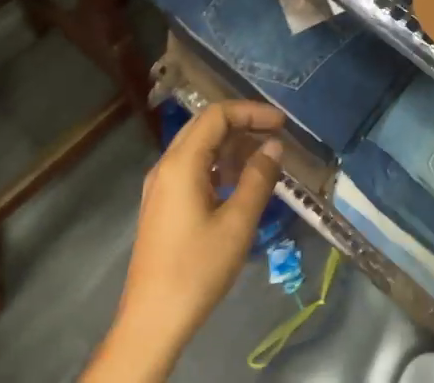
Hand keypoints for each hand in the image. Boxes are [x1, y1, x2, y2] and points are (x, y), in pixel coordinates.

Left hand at [91, 100, 284, 379]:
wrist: (152, 320)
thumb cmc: (197, 269)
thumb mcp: (237, 224)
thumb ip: (257, 179)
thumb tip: (273, 146)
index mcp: (180, 164)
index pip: (216, 116)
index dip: (251, 112)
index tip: (281, 124)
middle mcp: (165, 167)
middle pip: (204, 127)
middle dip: (242, 126)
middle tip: (274, 138)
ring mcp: (159, 187)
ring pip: (197, 149)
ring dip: (230, 148)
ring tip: (262, 165)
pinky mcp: (161, 206)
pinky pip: (191, 170)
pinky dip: (216, 167)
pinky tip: (237, 187)